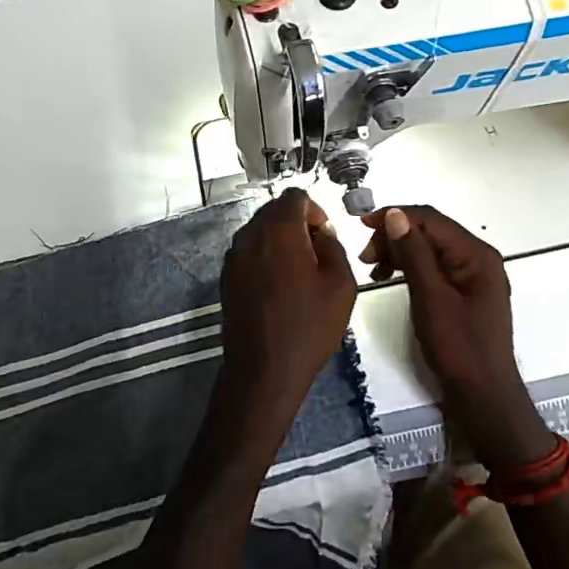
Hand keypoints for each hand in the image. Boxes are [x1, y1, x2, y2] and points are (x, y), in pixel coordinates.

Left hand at [219, 189, 356, 410]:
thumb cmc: (308, 327)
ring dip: (281, 240)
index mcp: (279, 230)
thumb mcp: (341, 284)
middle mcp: (250, 235)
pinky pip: (250, 252)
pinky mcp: (226, 277)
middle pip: (275, 211)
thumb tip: (321, 234)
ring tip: (299, 272)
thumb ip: (333, 246)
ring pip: (260, 231)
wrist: (263, 370)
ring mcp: (234, 257)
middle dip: (297, 223)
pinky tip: (280, 286)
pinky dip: (266, 257)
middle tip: (317, 254)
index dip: (315, 210)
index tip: (325, 235)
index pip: (295, 197)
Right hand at [361, 206, 553, 469]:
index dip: (396, 216)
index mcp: (476, 254)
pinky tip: (389, 278)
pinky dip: (410, 268)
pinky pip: (433, 267)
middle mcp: (477, 258)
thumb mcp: (431, 299)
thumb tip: (395, 214)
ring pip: (429, 248)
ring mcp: (472, 275)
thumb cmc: (459, 349)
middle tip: (365, 256)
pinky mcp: (463, 291)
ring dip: (400, 252)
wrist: (484, 399)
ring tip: (372, 267)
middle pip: (430, 232)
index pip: (432, 220)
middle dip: (395, 236)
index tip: (362, 225)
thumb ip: (414, 254)